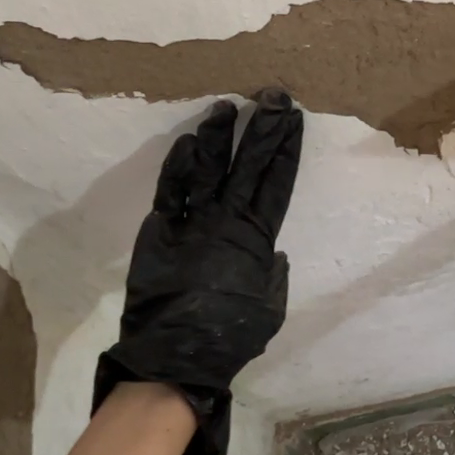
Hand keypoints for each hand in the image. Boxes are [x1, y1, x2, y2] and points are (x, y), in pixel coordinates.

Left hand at [93, 91, 302, 454]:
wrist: (177, 358)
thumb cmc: (231, 336)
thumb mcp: (270, 303)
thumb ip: (273, 273)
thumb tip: (272, 255)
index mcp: (259, 239)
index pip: (279, 182)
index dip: (287, 149)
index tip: (295, 120)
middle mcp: (229, 222)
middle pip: (251, 166)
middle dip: (264, 129)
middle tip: (273, 97)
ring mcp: (194, 224)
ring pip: (211, 169)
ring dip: (221, 137)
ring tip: (228, 106)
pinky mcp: (160, 232)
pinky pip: (171, 191)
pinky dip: (180, 165)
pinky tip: (190, 141)